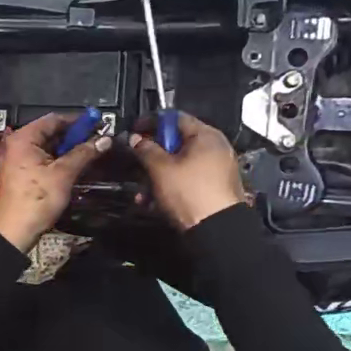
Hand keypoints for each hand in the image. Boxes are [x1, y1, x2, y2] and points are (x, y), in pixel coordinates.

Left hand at [0, 112, 112, 252]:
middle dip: (75, 137)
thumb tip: (106, 139)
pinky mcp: (22, 174)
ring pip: (49, 148)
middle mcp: (18, 144)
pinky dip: (59, 161)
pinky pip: (44, 160)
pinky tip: (76, 167)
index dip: (77, 121)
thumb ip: (84, 153)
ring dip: (69, 151)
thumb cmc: (36, 200)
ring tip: (91, 154)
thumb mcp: (63, 175)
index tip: (98, 125)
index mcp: (23, 138)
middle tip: (98, 141)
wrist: (12, 233)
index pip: (54, 119)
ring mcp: (18, 159)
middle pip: (51, 133)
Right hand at [128, 113, 245, 229]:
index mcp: (206, 136)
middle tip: (136, 163)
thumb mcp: (161, 169)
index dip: (151, 122)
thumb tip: (135, 139)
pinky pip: (187, 181)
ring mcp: (216, 170)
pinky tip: (154, 203)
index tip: (134, 131)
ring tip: (142, 193)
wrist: (216, 232)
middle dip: (152, 155)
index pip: (175, 118)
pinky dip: (170, 187)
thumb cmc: (189, 193)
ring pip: (179, 165)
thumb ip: (145, 149)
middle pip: (177, 143)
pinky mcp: (214, 190)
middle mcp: (215, 149)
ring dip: (157, 176)